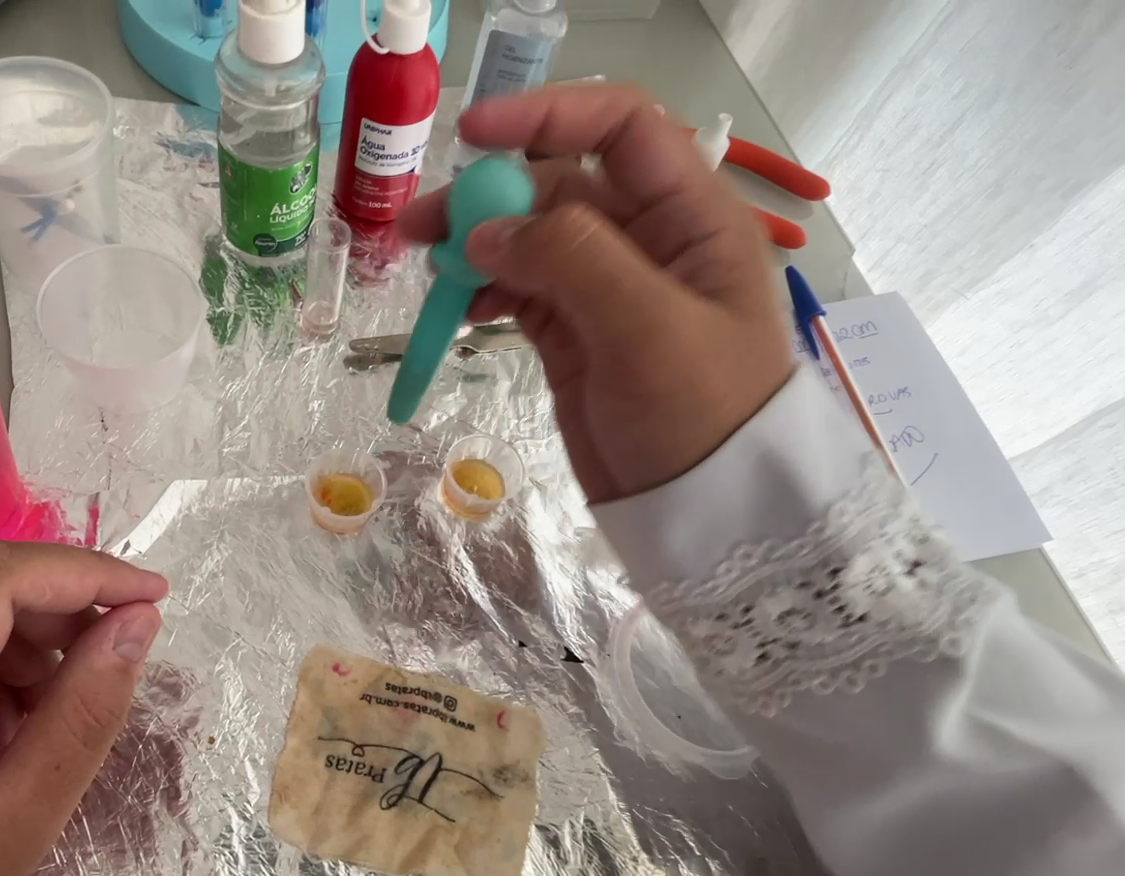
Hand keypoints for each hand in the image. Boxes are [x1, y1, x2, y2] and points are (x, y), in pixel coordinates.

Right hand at [398, 83, 794, 501]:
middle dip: (491, 197)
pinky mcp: (573, 338)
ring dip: (478, 247)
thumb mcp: (647, 327)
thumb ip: (572, 261)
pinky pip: (520, 295)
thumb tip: (486, 230)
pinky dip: (485, 293)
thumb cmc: (700, 414)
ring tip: (431, 272)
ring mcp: (605, 293)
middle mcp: (648, 243)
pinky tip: (458, 308)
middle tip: (420, 228)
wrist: (704, 511)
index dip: (548, 116)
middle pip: (558, 188)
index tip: (471, 135)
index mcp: (689, 218)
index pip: (622, 129)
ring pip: (530, 242)